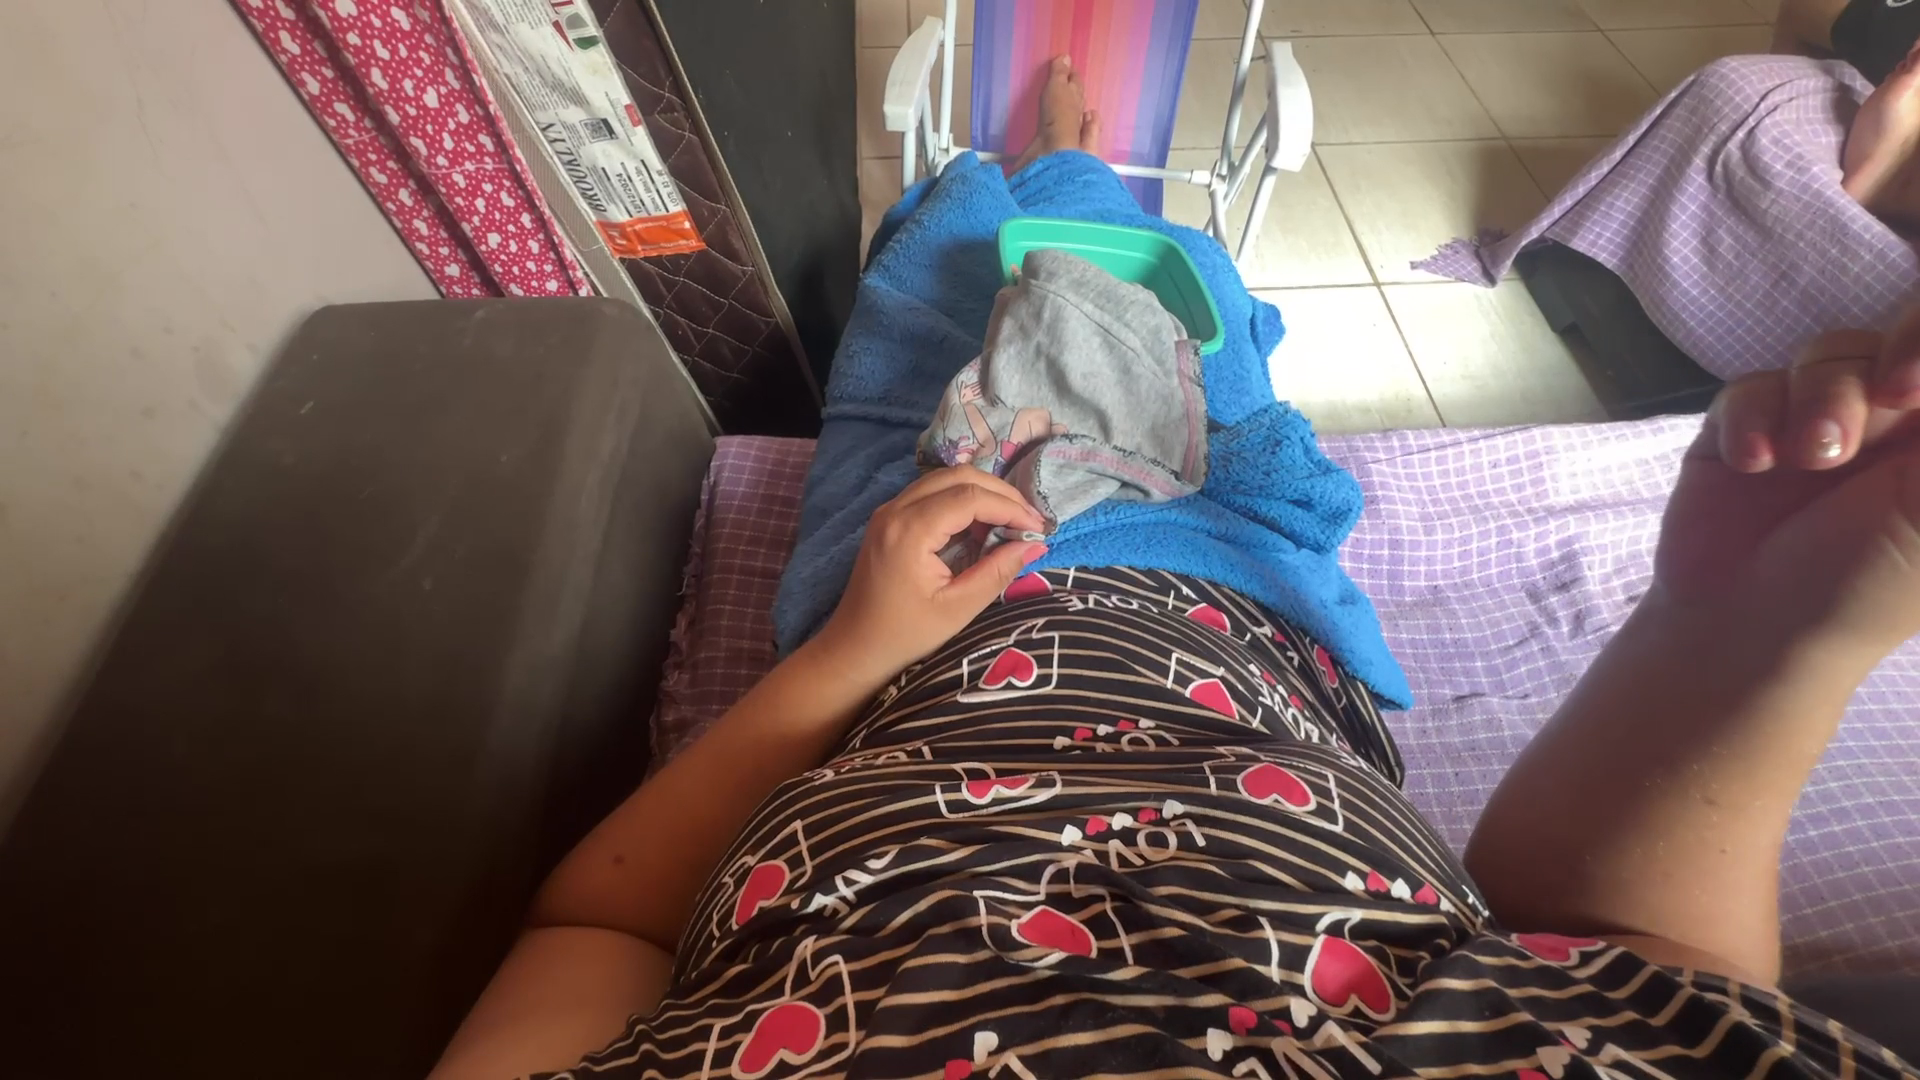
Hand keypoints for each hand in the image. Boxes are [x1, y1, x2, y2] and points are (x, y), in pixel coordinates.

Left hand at [810, 467, 1048, 691]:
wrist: (854, 647)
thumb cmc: (904, 634)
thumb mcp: (957, 609)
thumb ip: (997, 572)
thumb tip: (1034, 545)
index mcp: (909, 530)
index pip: (970, 497)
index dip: (1010, 508)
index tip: (1038, 528)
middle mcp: (896, 509)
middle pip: (958, 476)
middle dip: (1000, 493)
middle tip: (1029, 520)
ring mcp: (889, 511)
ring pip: (945, 480)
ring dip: (982, 493)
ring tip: (1011, 522)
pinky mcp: (889, 519)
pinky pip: (932, 493)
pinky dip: (962, 500)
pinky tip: (981, 526)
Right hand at [1655, 327, 1919, 662]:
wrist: (1747, 619)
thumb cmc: (1868, 581)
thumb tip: (1918, 366)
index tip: (1916, 390)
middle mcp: (1898, 416)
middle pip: (1900, 330)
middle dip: (1888, 360)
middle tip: (1886, 402)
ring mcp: (1814, 420)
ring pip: (1825, 354)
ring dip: (1815, 402)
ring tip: (1804, 461)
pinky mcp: (1740, 431)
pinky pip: (1747, 387)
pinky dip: (1748, 419)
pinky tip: (1753, 465)